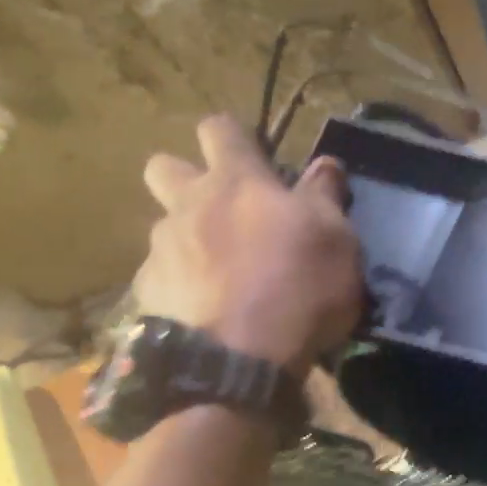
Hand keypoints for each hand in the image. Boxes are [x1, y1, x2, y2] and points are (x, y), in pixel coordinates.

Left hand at [136, 114, 362, 373]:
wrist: (239, 354)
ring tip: (225, 276)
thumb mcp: (336, 241)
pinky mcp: (150, 289)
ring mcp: (162, 246)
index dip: (237, 139)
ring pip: (168, 226)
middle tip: (225, 212)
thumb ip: (327, 198)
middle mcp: (189, 203)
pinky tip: (213, 311)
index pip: (221, 130)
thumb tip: (327, 163)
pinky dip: (187, 286)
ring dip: (191, 239)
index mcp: (237, 183)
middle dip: (189, 178)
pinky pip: (166, 275)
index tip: (259, 160)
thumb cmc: (299, 287)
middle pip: (167, 166)